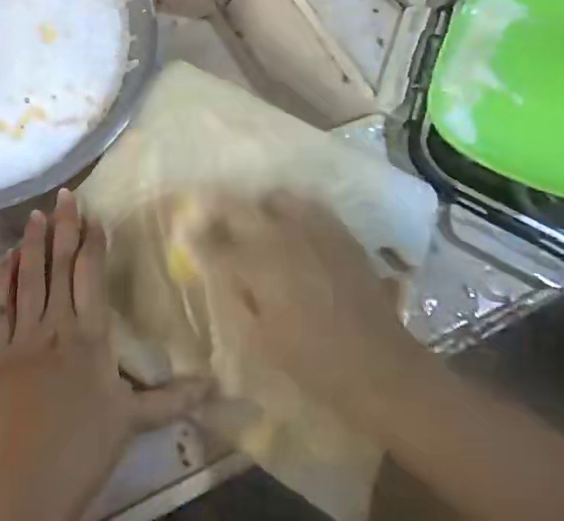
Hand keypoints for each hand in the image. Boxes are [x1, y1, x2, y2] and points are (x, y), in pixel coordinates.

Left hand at [0, 189, 208, 520]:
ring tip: (36, 215)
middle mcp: (56, 326)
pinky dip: (4, 279)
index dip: (93, 242)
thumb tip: (216, 385)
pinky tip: (7, 258)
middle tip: (65, 195)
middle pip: (60, 267)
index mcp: (90, 336)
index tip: (94, 215)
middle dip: (64, 228)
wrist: (29, 480)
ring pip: (28, 279)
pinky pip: (1, 306)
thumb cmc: (86, 446)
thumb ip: (172, 398)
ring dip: (32, 244)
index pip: (91, 276)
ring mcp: (23, 336)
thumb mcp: (133, 421)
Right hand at [182, 192, 415, 403]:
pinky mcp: (339, 232)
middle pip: (238, 208)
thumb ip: (235, 295)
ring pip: (275, 198)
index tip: (183, 232)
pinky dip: (293, 211)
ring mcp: (313, 229)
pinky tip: (292, 225)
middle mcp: (280, 236)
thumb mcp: (260, 338)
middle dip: (218, 210)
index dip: (194, 237)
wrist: (380, 366)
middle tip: (209, 215)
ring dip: (258, 206)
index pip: (212, 243)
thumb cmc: (313, 362)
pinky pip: (309, 207)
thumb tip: (220, 271)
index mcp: (255, 264)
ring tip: (254, 219)